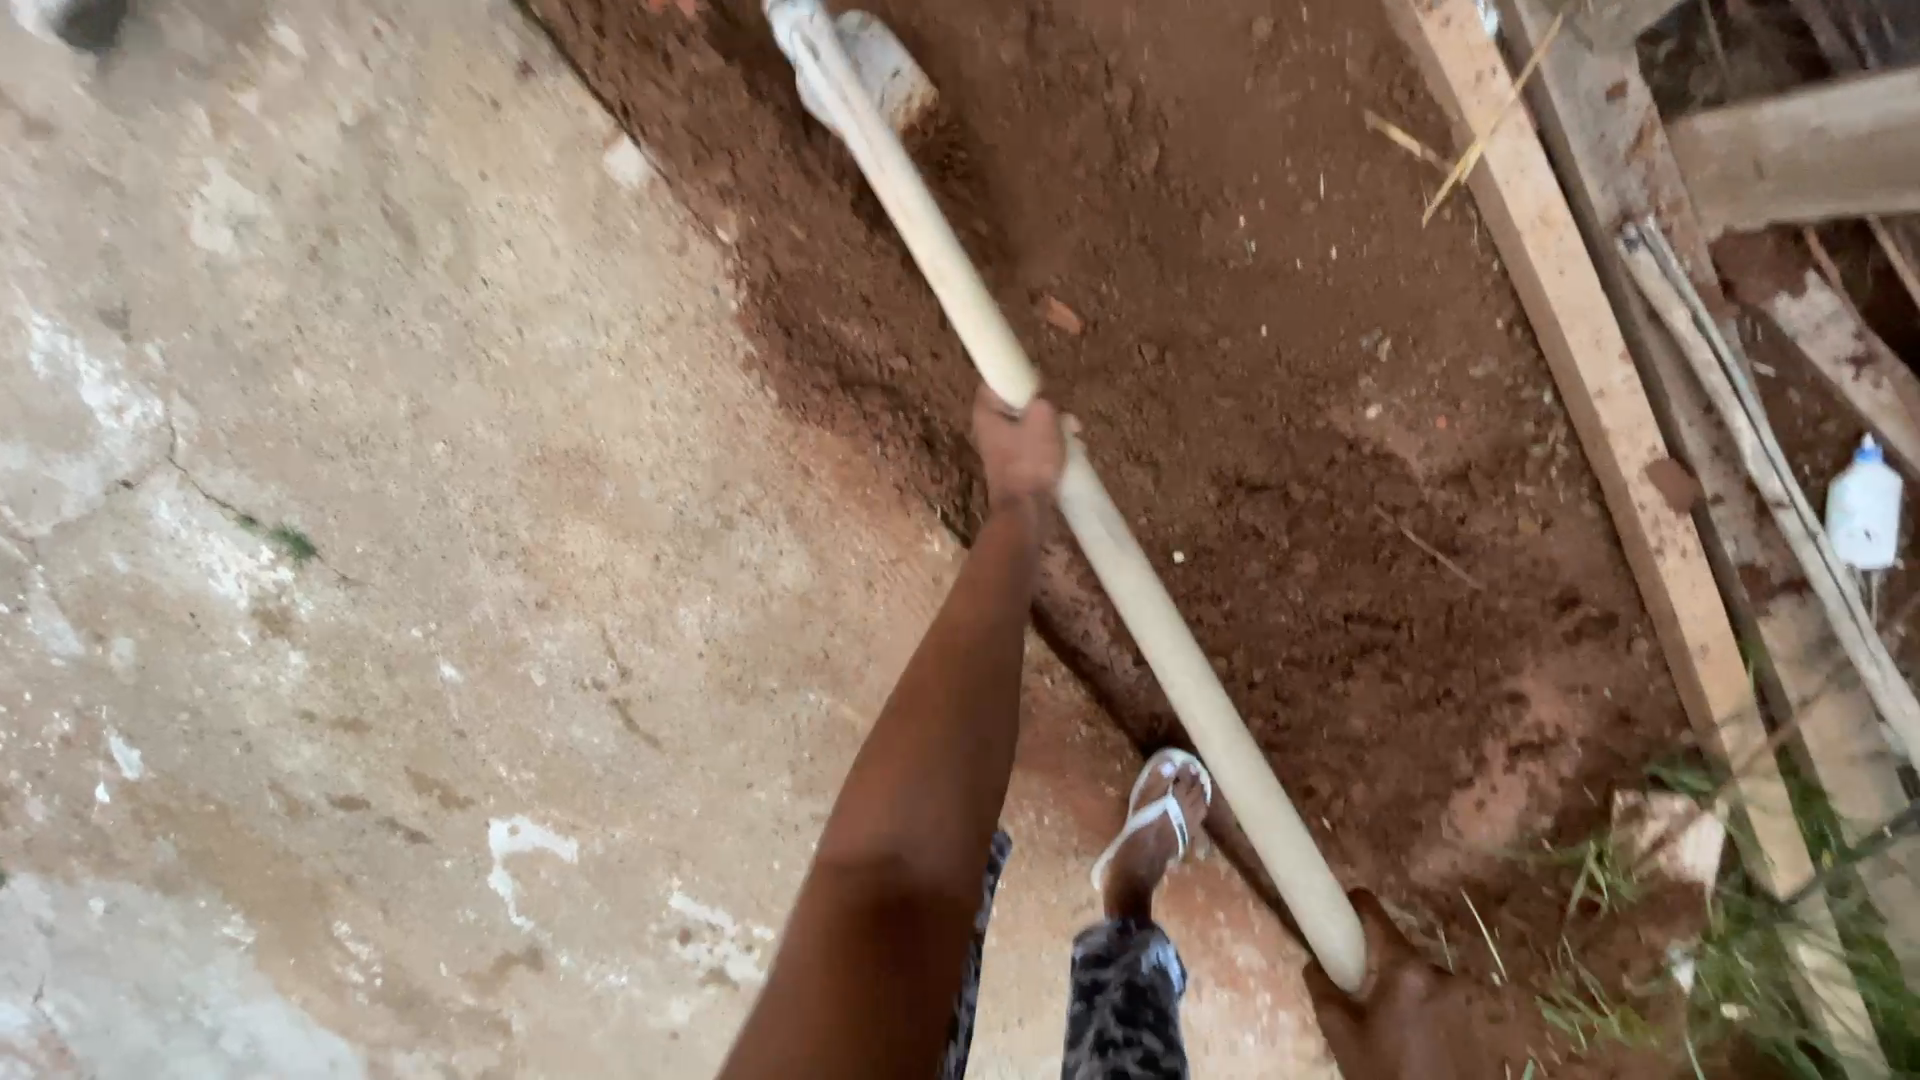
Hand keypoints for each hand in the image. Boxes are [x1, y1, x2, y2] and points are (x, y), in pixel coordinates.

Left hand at [972, 385, 1065, 516]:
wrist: (1026, 510)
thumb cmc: (1030, 461)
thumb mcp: (1042, 418)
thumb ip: (1042, 399)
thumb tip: (1041, 399)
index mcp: (986, 414)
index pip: (995, 382)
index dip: (1018, 377)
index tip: (1039, 383)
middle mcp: (990, 430)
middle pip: (1017, 404)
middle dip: (1044, 407)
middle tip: (1063, 414)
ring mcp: (1003, 450)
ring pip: (1030, 426)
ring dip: (1054, 427)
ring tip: (1074, 433)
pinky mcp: (1017, 466)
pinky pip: (1035, 446)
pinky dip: (1052, 445)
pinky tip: (1073, 451)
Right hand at [1305, 892, 1485, 1079]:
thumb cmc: (1386, 1075)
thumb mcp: (1340, 1032)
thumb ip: (1321, 987)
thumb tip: (1314, 962)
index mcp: (1406, 970)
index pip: (1373, 912)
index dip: (1350, 904)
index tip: (1334, 910)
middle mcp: (1440, 974)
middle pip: (1395, 946)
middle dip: (1373, 958)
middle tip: (1354, 985)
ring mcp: (1465, 999)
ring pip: (1417, 973)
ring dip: (1397, 983)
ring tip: (1383, 1019)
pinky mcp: (1477, 1022)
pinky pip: (1437, 997)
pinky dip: (1419, 1005)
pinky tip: (1409, 1036)